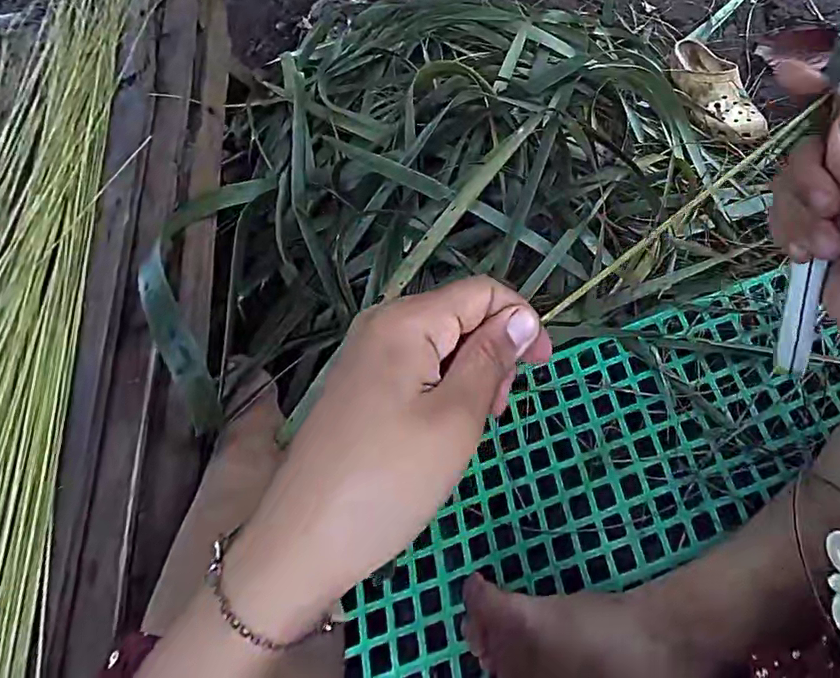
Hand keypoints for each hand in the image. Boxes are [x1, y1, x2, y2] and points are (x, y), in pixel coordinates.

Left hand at [218, 277, 552, 638]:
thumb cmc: (387, 482)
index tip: (542, 366)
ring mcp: (367, 352)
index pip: (483, 291)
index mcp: (407, 320)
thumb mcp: (456, 419)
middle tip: (498, 411)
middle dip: (494, 351)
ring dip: (472, 373)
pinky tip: (443, 426)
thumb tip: (522, 316)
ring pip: (443, 342)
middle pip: (461, 314)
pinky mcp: (360, 382)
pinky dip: (445, 387)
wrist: (297, 548)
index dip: (521, 319)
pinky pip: (418, 365)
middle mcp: (383, 323)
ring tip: (472, 425)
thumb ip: (492, 358)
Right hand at [768, 111, 839, 494]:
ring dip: (800, 217)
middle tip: (830, 210)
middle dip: (809, 180)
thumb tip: (838, 118)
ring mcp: (828, 206)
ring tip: (825, 249)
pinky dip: (788, 235)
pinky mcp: (806, 233)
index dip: (816, 93)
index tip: (784, 74)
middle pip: (806, 150)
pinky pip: (778, 216)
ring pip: (786, 185)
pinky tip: (806, 258)